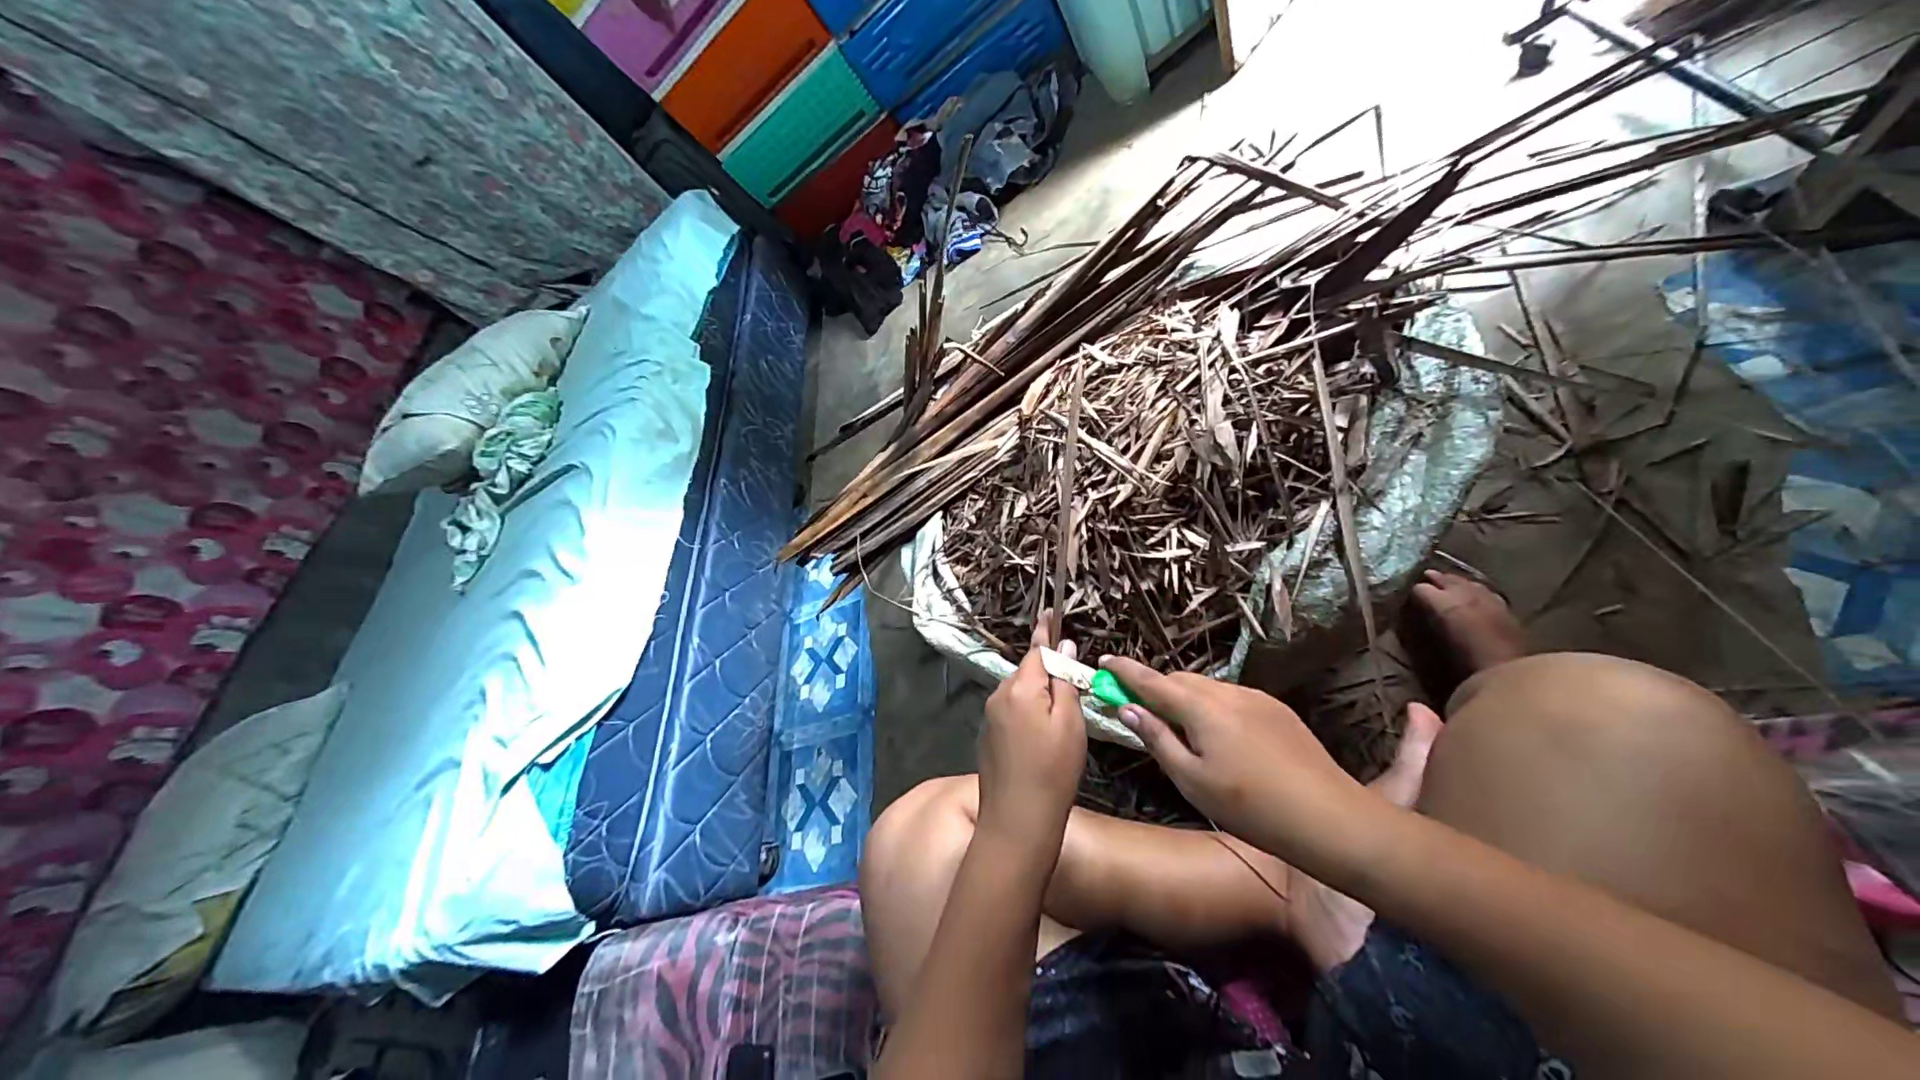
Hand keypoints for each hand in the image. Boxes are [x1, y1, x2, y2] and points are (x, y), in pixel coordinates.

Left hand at [977, 613, 1086, 839]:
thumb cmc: (1053, 769)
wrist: (1017, 821)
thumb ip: (1066, 681)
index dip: (1046, 630)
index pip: (1035, 649)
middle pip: (1028, 672)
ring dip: (1039, 695)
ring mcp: (990, 717)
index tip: (1050, 610)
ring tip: (1062, 719)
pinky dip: (1028, 714)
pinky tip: (1042, 738)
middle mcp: (999, 696)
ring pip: (1020, 693)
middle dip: (1048, 672)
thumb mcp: (1070, 723)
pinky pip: (1012, 712)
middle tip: (1075, 685)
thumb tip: (1064, 648)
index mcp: (1020, 687)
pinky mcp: (988, 737)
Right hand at [1100, 656, 1369, 861]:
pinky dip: (1211, 706)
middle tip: (1138, 708)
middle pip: (1180, 680)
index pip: (1152, 681)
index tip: (1104, 661)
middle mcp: (1227, 692)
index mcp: (1201, 708)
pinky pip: (1230, 698)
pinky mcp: (1277, 709)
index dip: (1125, 671)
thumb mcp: (1191, 780)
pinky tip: (1219, 738)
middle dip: (1155, 687)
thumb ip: (1157, 739)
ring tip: (1180, 731)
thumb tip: (1128, 709)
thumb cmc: (1251, 807)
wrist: (1329, 818)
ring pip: (1207, 687)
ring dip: (1184, 698)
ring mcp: (1256, 698)